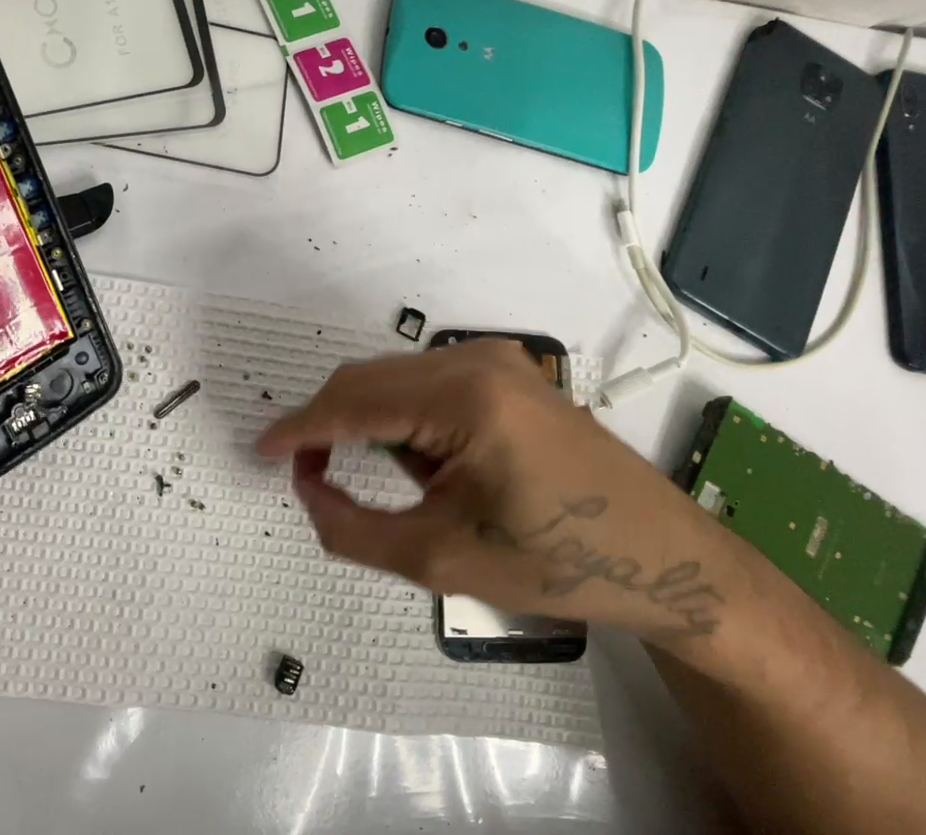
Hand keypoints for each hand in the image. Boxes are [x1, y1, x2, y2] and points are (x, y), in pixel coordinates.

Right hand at [257, 340, 747, 645]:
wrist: (667, 561)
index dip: (296, 429)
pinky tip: (417, 461)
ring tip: (370, 478)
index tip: (258, 452)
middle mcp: (477, 361)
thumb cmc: (557, 564)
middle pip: (365, 380)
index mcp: (464, 398)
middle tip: (307, 477)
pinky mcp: (509, 373)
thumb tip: (305, 488)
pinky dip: (397, 415)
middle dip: (324, 424)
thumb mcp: (438, 558)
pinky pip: (423, 382)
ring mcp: (498, 360)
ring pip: (390, 378)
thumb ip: (350, 527)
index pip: (350, 403)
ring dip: (361, 421)